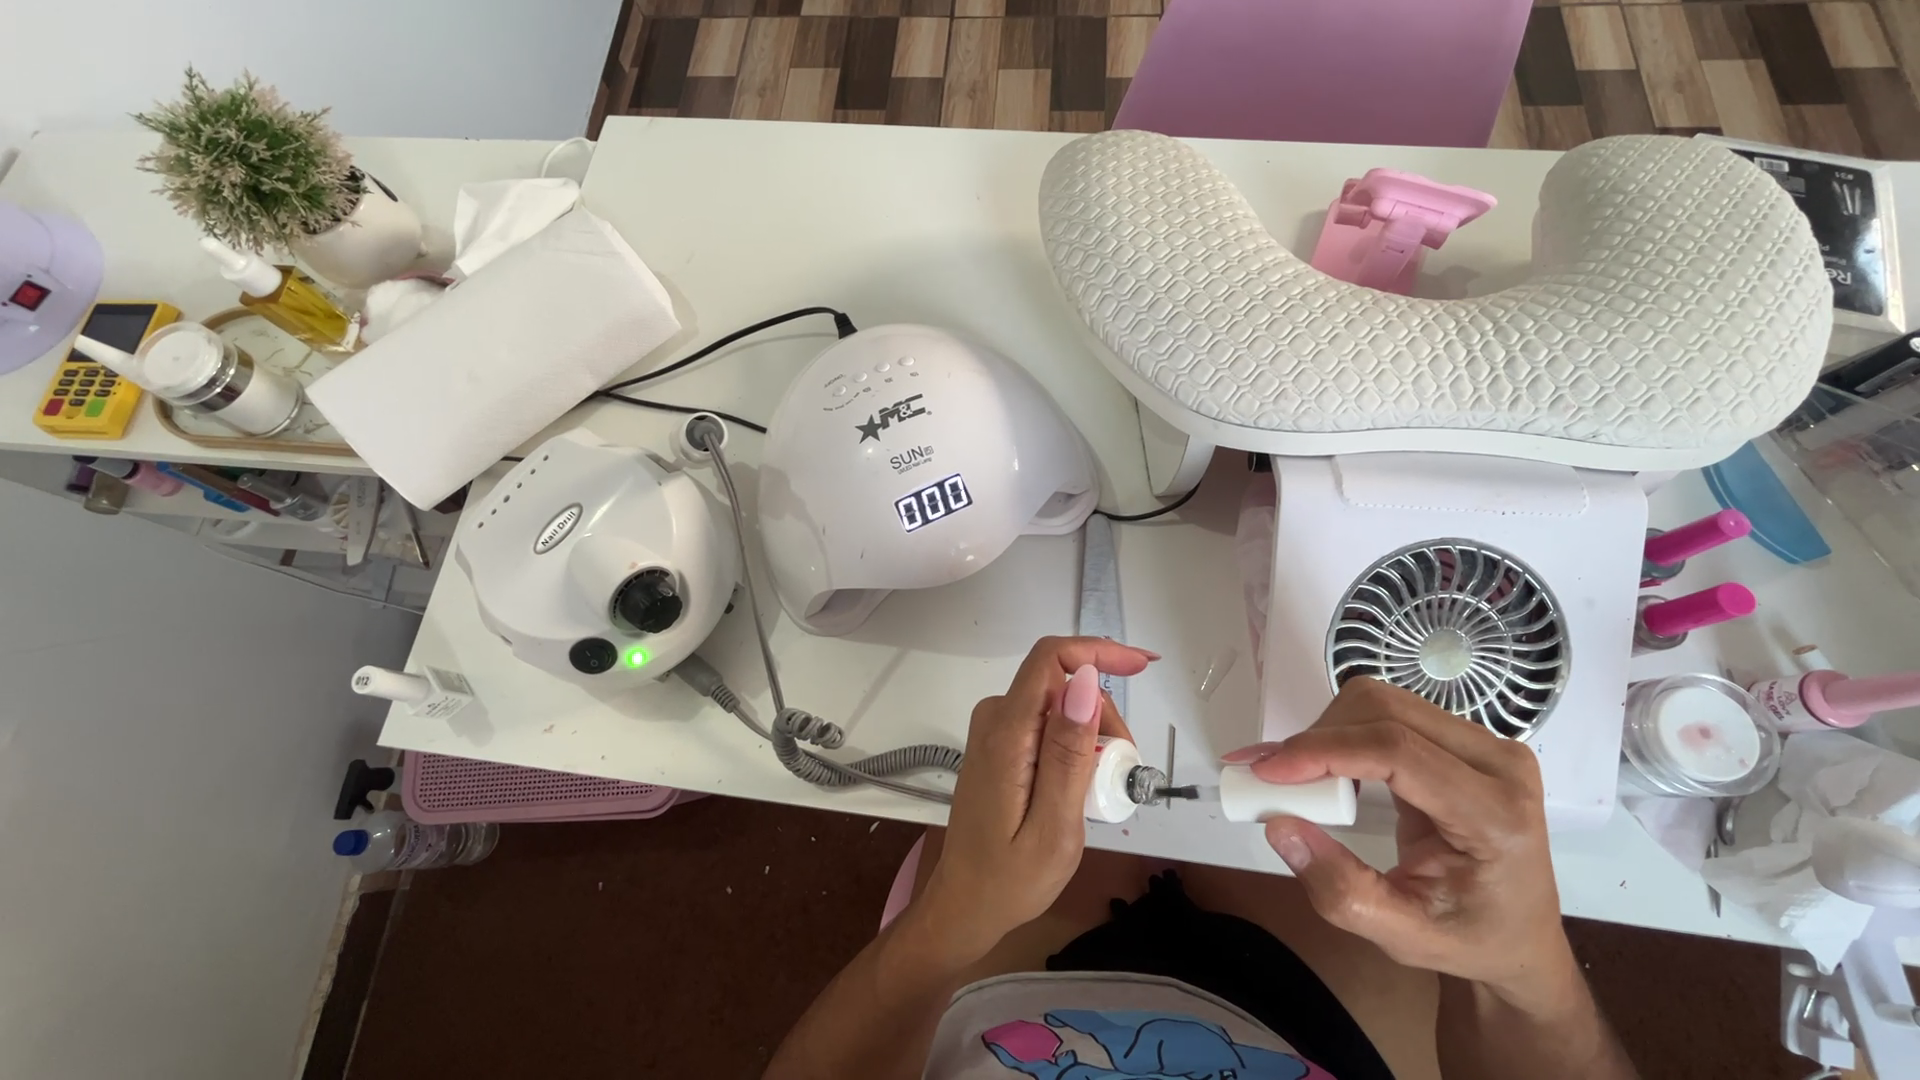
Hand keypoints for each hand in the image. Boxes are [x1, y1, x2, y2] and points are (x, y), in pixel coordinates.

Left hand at [915, 636, 1152, 961]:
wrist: (967, 902)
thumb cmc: (1012, 878)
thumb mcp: (1054, 825)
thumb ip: (1069, 751)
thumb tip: (1086, 681)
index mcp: (1006, 734)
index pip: (1049, 660)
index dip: (1099, 651)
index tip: (1143, 666)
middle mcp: (994, 718)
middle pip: (1063, 683)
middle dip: (1103, 717)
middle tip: (1117, 774)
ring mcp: (993, 730)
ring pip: (1060, 703)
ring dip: (1092, 736)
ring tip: (1097, 791)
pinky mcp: (998, 743)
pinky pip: (1047, 723)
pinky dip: (1074, 746)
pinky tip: (1079, 786)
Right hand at [1224, 677, 1575, 1001]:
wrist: (1518, 936)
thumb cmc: (1467, 939)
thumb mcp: (1401, 936)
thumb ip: (1341, 889)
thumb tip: (1279, 825)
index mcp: (1496, 816)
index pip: (1398, 751)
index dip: (1323, 750)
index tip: (1264, 772)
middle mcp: (1497, 764)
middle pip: (1383, 711)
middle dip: (1316, 738)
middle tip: (1270, 778)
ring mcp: (1482, 745)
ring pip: (1378, 701)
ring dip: (1324, 732)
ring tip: (1294, 776)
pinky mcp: (1458, 739)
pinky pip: (1384, 712)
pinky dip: (1338, 732)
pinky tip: (1320, 767)